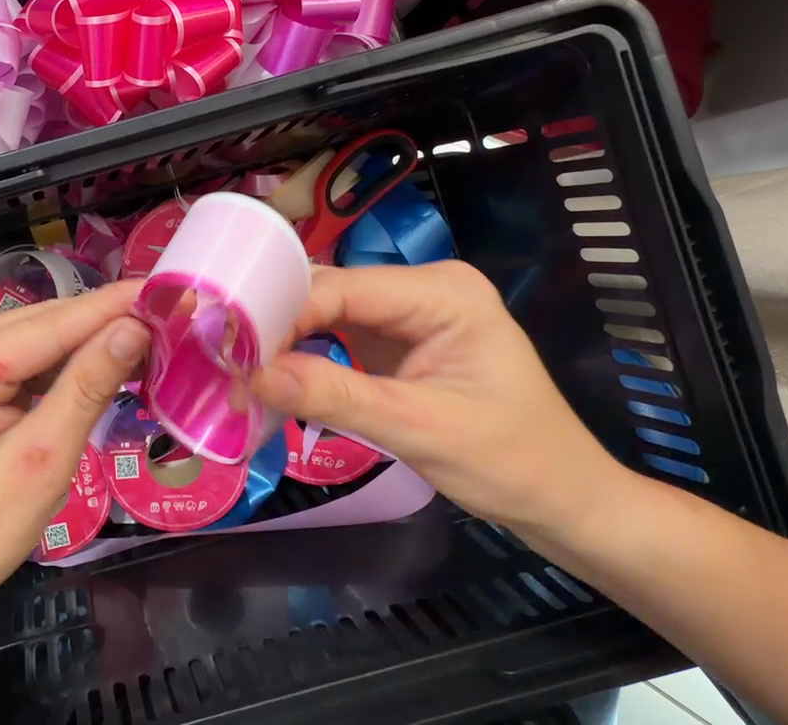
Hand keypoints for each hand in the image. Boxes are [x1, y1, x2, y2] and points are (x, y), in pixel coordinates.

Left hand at [0, 282, 150, 632]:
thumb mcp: (45, 461)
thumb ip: (88, 388)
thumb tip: (134, 328)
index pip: (48, 326)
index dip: (109, 307)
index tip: (166, 290)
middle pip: (41, 324)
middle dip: (104, 320)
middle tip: (169, 314)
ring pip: (36, 334)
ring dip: (89, 335)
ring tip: (149, 332)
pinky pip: (24, 353)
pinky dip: (66, 356)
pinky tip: (105, 356)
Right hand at [249, 261, 628, 537]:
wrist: (564, 500)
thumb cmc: (509, 461)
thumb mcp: (417, 429)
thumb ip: (333, 396)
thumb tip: (250, 377)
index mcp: (441, 292)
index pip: (339, 289)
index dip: (280, 316)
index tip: (230, 353)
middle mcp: (423, 288)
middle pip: (328, 292)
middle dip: (276, 326)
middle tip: (223, 361)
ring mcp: (409, 311)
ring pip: (325, 311)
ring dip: (283, 340)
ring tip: (238, 368)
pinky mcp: (397, 338)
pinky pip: (336, 333)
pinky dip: (303, 354)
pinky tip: (271, 372)